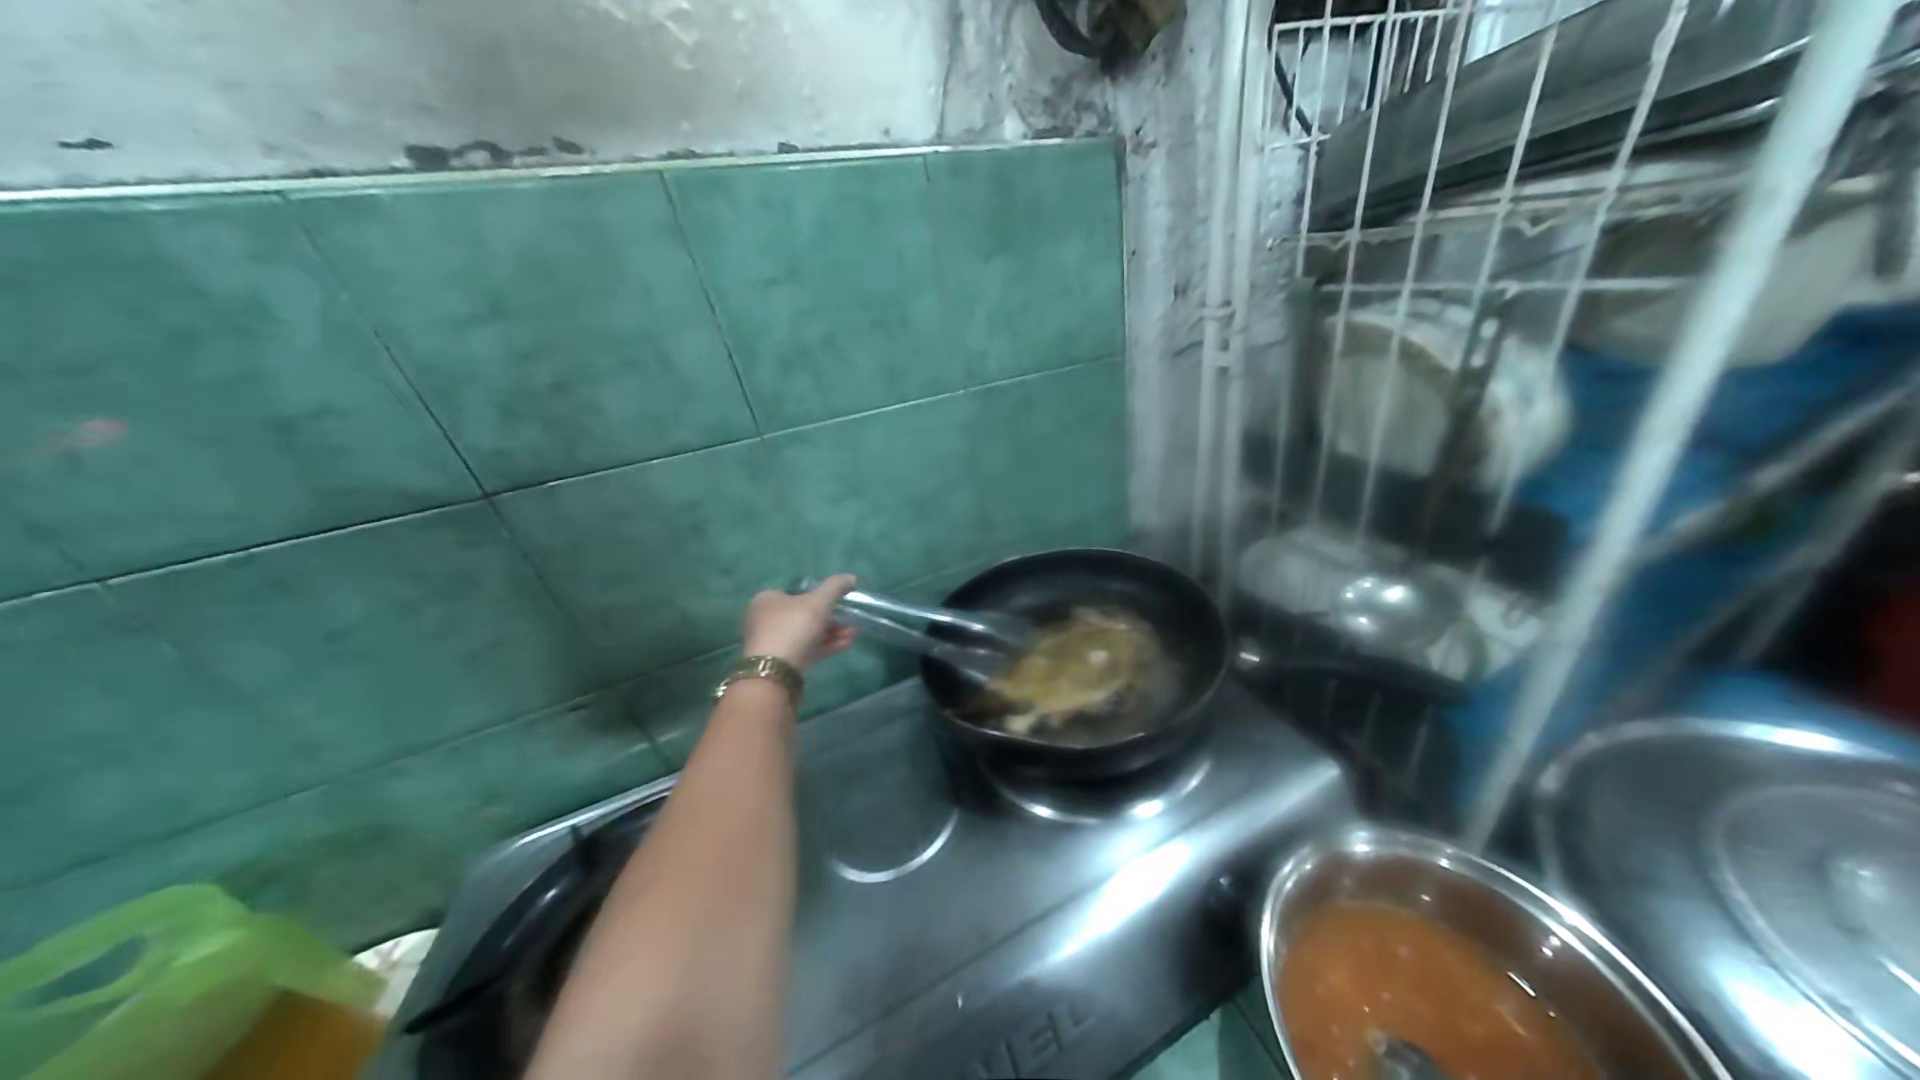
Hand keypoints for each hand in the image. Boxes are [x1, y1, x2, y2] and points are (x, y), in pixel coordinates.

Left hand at [742, 575, 857, 670]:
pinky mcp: (781, 662)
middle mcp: (765, 619)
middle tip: (850, 621)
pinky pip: (806, 649)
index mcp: (767, 599)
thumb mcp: (819, 601)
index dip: (819, 596)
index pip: (796, 592)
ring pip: (806, 633)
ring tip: (853, 634)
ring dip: (831, 632)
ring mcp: (773, 643)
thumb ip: (835, 587)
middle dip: (831, 617)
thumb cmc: (794, 627)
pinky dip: (825, 645)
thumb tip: (851, 578)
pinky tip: (845, 644)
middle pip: (803, 614)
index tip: (840, 602)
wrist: (775, 672)